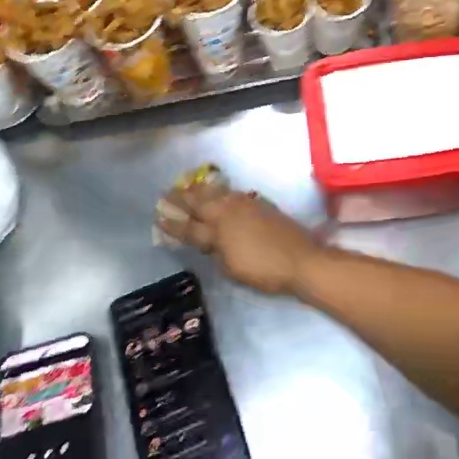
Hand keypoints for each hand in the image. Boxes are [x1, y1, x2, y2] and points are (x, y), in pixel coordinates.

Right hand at [157, 183, 322, 294]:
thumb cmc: (264, 271)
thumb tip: (210, 241)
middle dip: (182, 199)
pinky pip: (234, 195)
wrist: (302, 260)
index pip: (188, 227)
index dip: (172, 224)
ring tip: (190, 188)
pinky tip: (221, 194)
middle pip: (200, 202)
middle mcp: (228, 212)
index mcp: (217, 231)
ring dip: (201, 191)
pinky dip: (222, 193)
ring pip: (217, 194)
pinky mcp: (262, 204)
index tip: (157, 216)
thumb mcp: (232, 268)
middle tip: (166, 193)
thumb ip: (217, 251)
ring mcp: (246, 205)